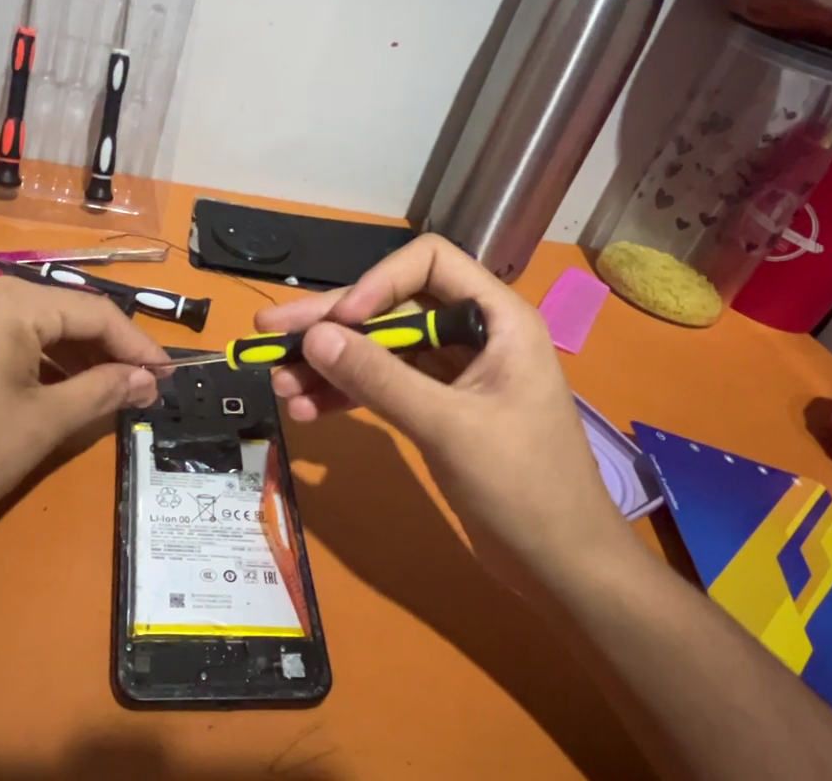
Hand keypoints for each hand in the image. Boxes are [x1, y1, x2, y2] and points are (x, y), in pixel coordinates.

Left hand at [0, 277, 167, 550]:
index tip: (170, 378)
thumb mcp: (43, 424)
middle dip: (110, 352)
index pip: (96, 312)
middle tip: (145, 389)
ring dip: (77, 359)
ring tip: (111, 395)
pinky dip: (42, 365)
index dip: (140, 346)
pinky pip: (6, 343)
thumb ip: (104, 391)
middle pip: (66, 314)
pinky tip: (60, 394)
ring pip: (36, 329)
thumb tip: (148, 380)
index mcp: (11, 302)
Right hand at [254, 235, 633, 581]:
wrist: (563, 565)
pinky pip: (385, 387)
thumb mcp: (448, 426)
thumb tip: (313, 338)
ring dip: (331, 366)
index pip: (428, 264)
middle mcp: (474, 335)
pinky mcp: (439, 410)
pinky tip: (306, 411)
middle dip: (331, 325)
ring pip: (381, 351)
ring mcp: (455, 374)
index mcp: (497, 318)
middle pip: (392, 308)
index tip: (338, 321)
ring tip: (278, 384)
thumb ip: (379, 378)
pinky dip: (348, 396)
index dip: (377, 282)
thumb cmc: (523, 487)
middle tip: (268, 335)